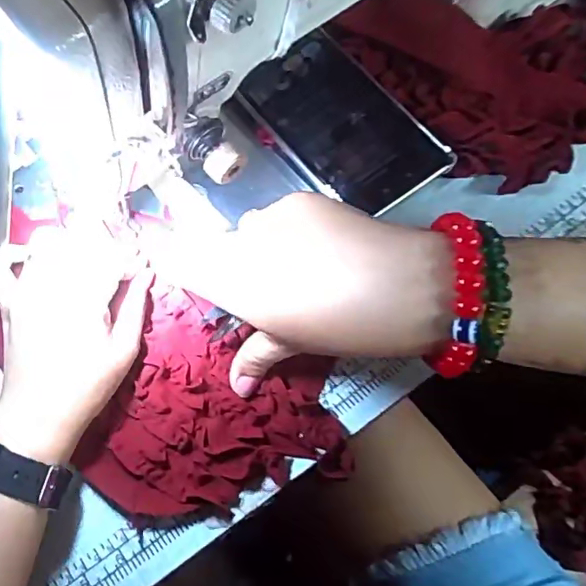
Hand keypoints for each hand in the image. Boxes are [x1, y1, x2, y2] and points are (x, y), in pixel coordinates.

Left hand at [0, 226, 150, 463]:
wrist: (36, 416)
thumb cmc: (86, 389)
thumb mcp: (123, 352)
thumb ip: (136, 307)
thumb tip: (145, 274)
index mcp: (85, 299)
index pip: (111, 257)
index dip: (130, 258)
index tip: (140, 266)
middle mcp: (51, 286)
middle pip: (80, 242)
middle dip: (104, 245)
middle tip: (117, 264)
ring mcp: (24, 291)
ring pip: (45, 243)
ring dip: (69, 243)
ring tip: (84, 261)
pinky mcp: (7, 301)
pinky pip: (0, 266)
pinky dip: (14, 256)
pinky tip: (34, 263)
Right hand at [148, 193, 452, 395]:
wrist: (409, 283)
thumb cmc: (346, 327)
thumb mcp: (299, 344)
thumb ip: (258, 355)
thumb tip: (237, 386)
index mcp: (234, 285)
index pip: (177, 262)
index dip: (176, 267)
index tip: (195, 285)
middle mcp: (242, 244)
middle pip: (216, 248)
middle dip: (232, 269)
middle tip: (269, 292)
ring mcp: (272, 217)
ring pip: (250, 231)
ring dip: (262, 249)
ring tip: (300, 271)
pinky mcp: (301, 198)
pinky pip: (280, 216)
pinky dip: (289, 232)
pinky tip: (321, 249)